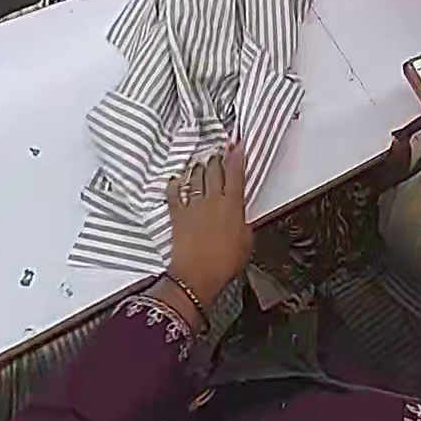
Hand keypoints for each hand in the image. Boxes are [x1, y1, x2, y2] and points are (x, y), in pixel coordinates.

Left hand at [164, 144, 251, 308]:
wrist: (197, 276)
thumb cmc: (223, 262)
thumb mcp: (246, 242)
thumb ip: (244, 224)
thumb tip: (242, 219)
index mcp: (232, 205)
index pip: (235, 173)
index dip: (236, 156)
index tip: (236, 145)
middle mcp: (212, 200)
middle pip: (214, 170)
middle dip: (217, 157)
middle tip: (220, 150)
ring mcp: (193, 206)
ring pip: (195, 177)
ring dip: (199, 167)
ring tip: (202, 161)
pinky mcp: (177, 215)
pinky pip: (174, 193)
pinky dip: (175, 183)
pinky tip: (176, 179)